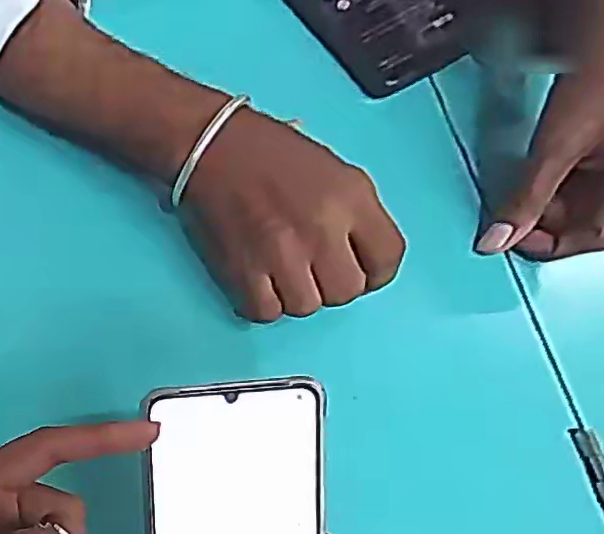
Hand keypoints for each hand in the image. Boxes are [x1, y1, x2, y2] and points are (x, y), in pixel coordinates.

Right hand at [181, 109, 405, 320]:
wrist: (216, 150)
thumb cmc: (271, 156)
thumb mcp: (335, 172)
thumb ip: (354, 215)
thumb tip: (356, 258)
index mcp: (350, 198)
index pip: (387, 259)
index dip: (375, 275)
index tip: (359, 274)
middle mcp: (321, 229)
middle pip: (345, 292)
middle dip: (331, 287)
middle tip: (313, 274)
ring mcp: (281, 254)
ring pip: (306, 307)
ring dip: (295, 297)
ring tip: (282, 277)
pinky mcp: (243, 272)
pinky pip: (266, 313)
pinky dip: (263, 306)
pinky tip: (259, 286)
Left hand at [476, 0, 603, 259]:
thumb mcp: (556, 147)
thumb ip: (524, 200)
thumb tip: (496, 241)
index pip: (598, 234)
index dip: (550, 245)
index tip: (512, 242)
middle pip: (591, 217)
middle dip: (545, 221)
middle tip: (508, 217)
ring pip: (586, 198)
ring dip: (548, 201)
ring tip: (519, 190)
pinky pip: (589, 175)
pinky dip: (557, 181)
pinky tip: (536, 173)